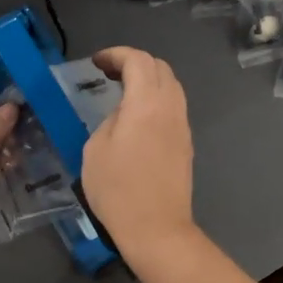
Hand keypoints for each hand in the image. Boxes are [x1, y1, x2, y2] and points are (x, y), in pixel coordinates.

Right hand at [81, 47, 196, 252]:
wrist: (156, 227)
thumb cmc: (118, 189)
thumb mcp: (96, 149)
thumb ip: (110, 120)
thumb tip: (123, 115)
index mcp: (147, 103)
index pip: (138, 61)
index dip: (117, 55)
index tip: (97, 63)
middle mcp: (171, 108)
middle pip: (160, 69)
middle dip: (135, 63)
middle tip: (109, 74)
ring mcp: (182, 127)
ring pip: (172, 87)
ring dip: (149, 81)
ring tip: (124, 93)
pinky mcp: (186, 145)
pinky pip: (174, 108)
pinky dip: (157, 100)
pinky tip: (138, 117)